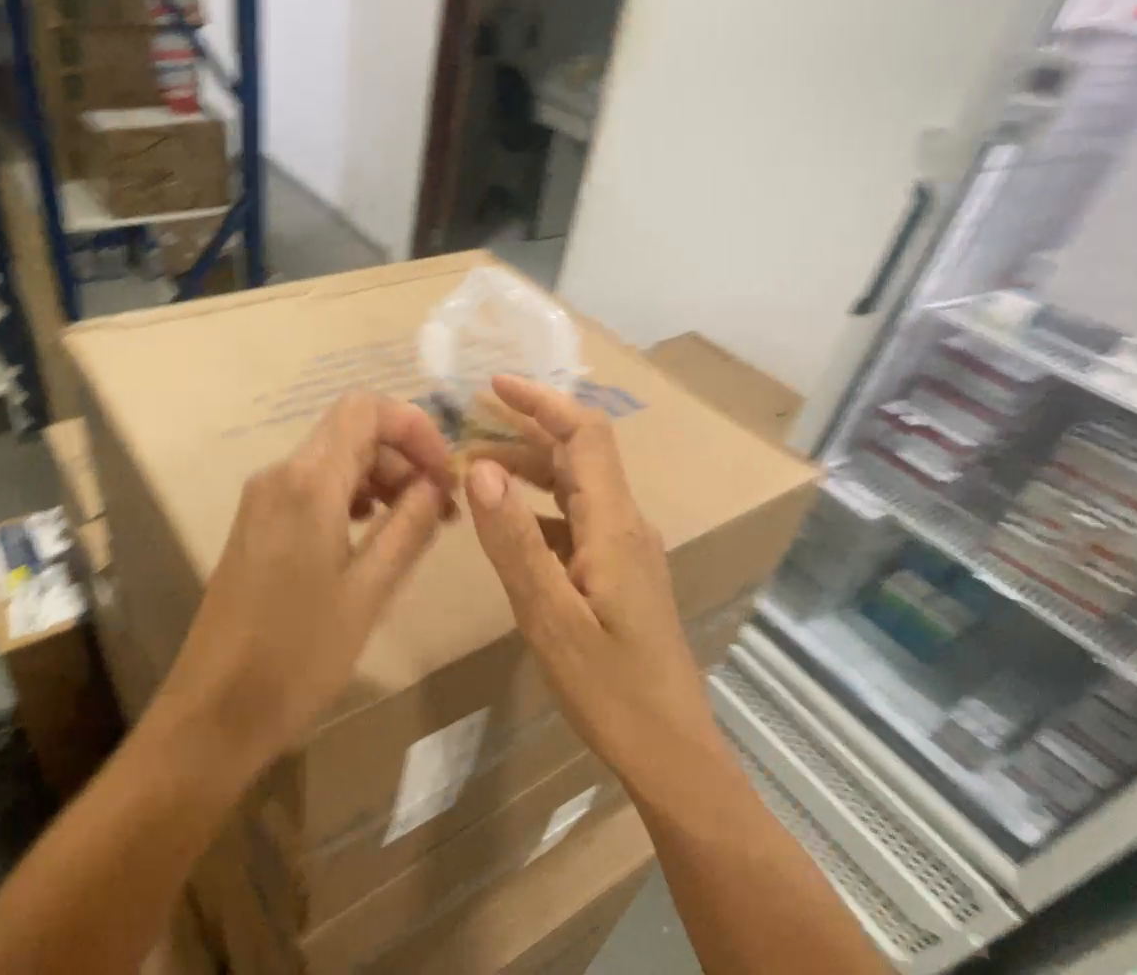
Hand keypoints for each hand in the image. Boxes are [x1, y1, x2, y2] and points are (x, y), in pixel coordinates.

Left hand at [153, 392, 456, 770]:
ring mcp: (262, 501)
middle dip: (403, 457)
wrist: (216, 710)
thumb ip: (409, 526)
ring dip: (380, 481)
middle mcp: (279, 476)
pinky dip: (351, 500)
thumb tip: (438, 483)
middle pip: (350, 432)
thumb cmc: (299, 654)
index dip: (415, 427)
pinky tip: (373, 539)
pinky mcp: (256, 527)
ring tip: (418, 528)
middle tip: (444, 510)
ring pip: (332, 461)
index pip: (365, 409)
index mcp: (307, 482)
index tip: (447, 474)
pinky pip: (312, 490)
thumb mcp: (369, 590)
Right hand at [465, 375, 722, 787]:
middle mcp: (628, 528)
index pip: (585, 436)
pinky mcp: (622, 579)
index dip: (542, 402)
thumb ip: (514, 540)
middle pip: (579, 458)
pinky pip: (577, 526)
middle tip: (465, 435)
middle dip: (524, 435)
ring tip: (474, 478)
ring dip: (528, 475)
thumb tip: (480, 467)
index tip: (493, 385)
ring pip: (576, 493)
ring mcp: (628, 554)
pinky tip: (508, 534)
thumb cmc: (611, 689)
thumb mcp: (549, 615)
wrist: (671, 752)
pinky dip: (538, 514)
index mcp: (615, 526)